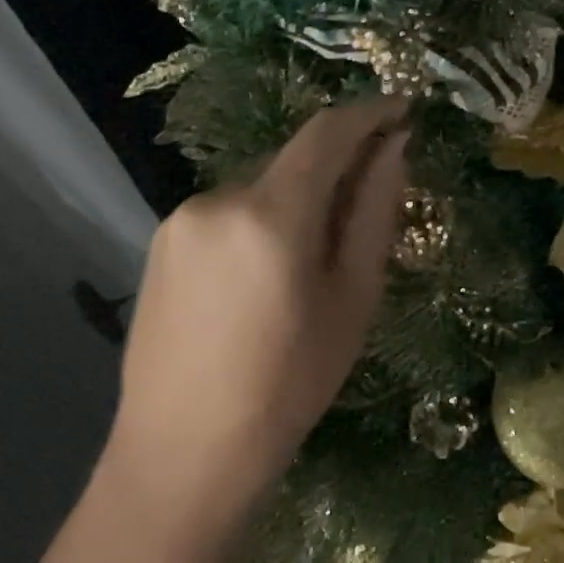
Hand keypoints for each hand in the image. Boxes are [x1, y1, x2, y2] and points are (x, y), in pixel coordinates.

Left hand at [48, 98, 410, 561]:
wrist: (182, 453)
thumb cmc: (288, 383)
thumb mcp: (353, 299)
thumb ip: (375, 211)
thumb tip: (394, 146)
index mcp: (271, 213)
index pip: (327, 132)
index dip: (369, 112)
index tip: (403, 109)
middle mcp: (219, 197)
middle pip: (294, 159)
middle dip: (335, 169)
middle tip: (367, 211)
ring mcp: (181, 218)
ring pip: (261, 186)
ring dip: (296, 199)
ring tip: (311, 263)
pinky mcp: (160, 240)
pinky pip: (229, 210)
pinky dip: (261, 220)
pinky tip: (264, 277)